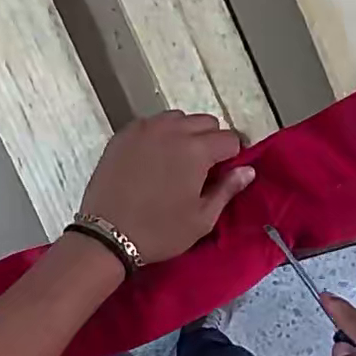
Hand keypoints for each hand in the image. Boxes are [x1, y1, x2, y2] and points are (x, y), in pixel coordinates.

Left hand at [79, 111, 254, 263]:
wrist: (107, 236)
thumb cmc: (159, 232)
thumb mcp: (201, 218)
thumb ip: (227, 189)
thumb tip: (247, 170)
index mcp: (196, 150)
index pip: (230, 138)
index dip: (234, 156)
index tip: (227, 173)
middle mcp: (171, 130)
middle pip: (205, 122)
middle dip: (211, 141)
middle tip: (204, 169)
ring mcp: (144, 129)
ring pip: (177, 119)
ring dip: (185, 134)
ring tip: (178, 162)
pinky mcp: (123, 135)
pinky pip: (151, 124)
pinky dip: (160, 135)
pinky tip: (155, 159)